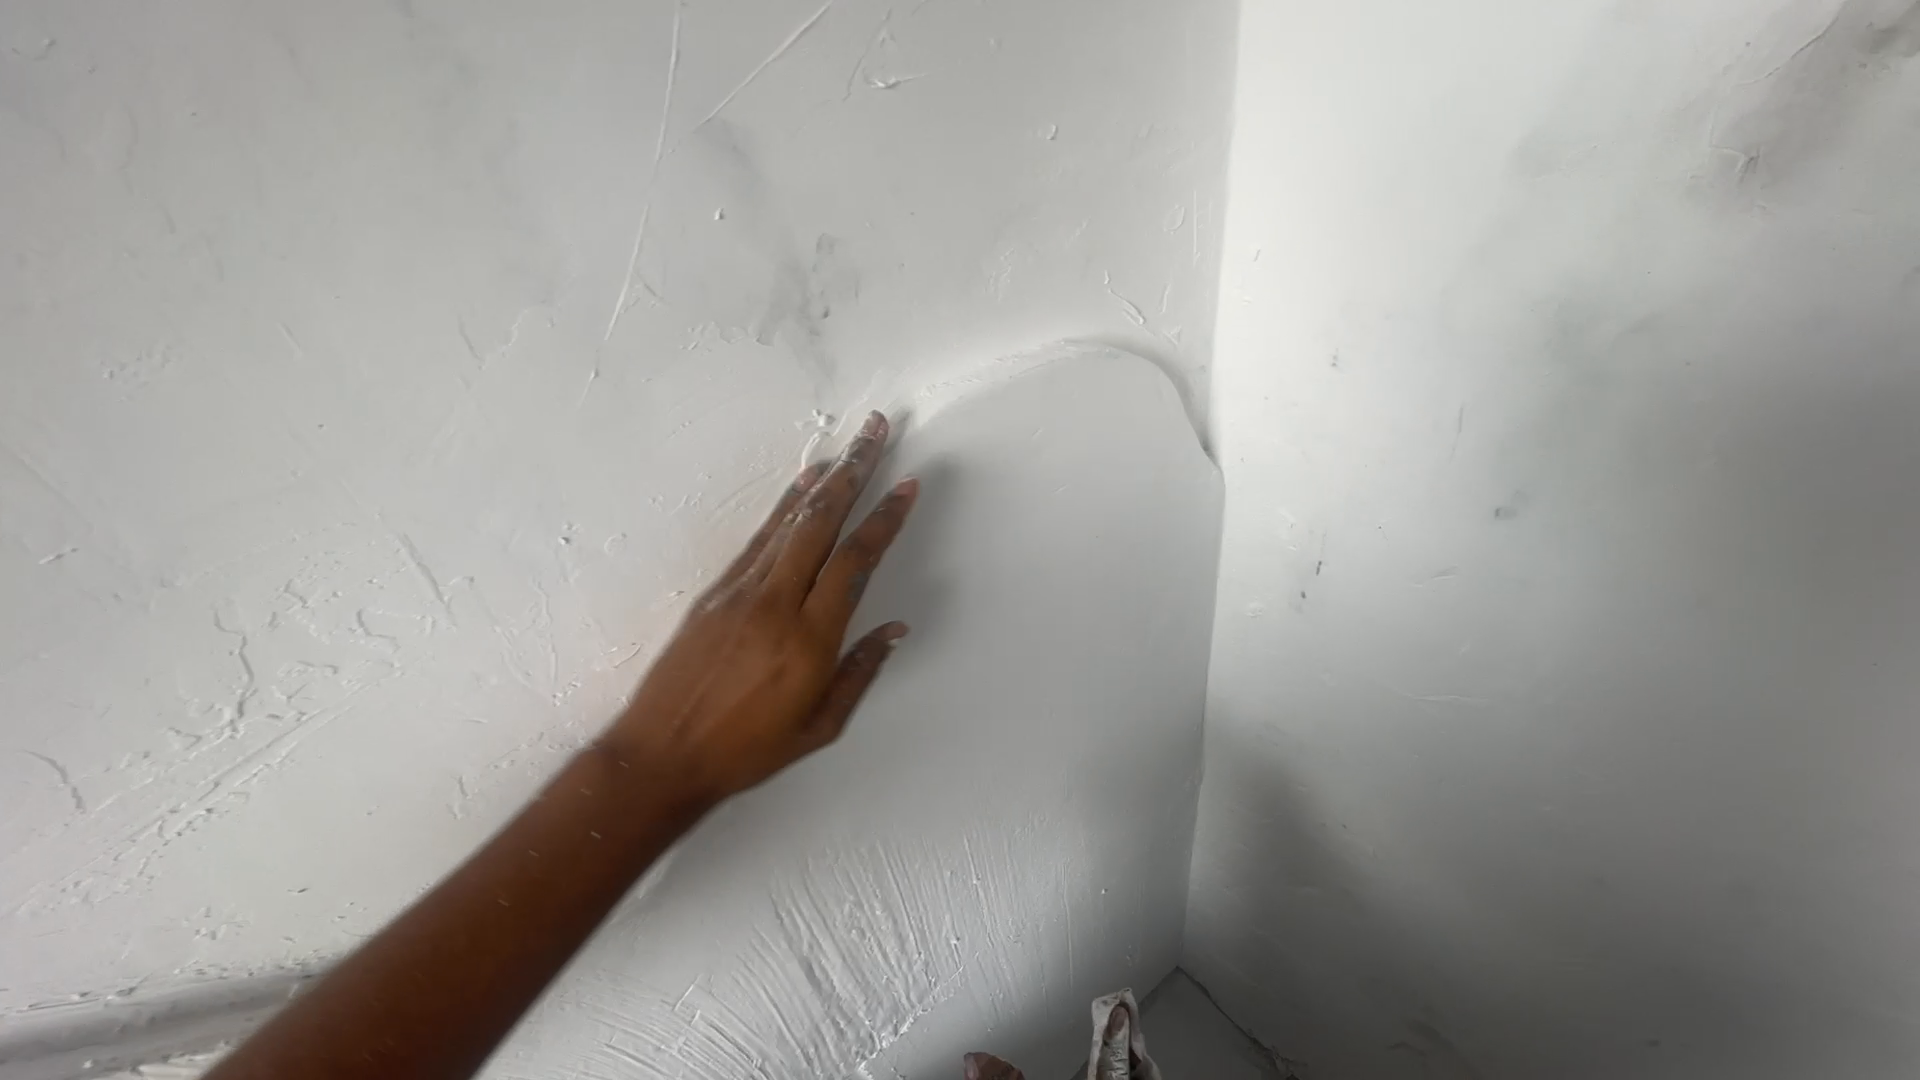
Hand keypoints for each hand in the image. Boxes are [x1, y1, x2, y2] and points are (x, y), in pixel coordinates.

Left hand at [602, 412, 918, 800]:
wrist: (660, 755)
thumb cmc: (747, 750)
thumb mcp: (819, 726)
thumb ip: (860, 672)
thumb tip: (893, 629)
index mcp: (809, 639)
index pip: (854, 561)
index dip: (885, 519)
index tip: (906, 485)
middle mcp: (777, 603)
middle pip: (821, 522)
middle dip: (855, 471)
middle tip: (875, 431)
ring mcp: (741, 591)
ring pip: (789, 522)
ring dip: (822, 480)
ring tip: (847, 447)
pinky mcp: (715, 592)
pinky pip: (759, 538)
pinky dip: (784, 506)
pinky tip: (801, 486)